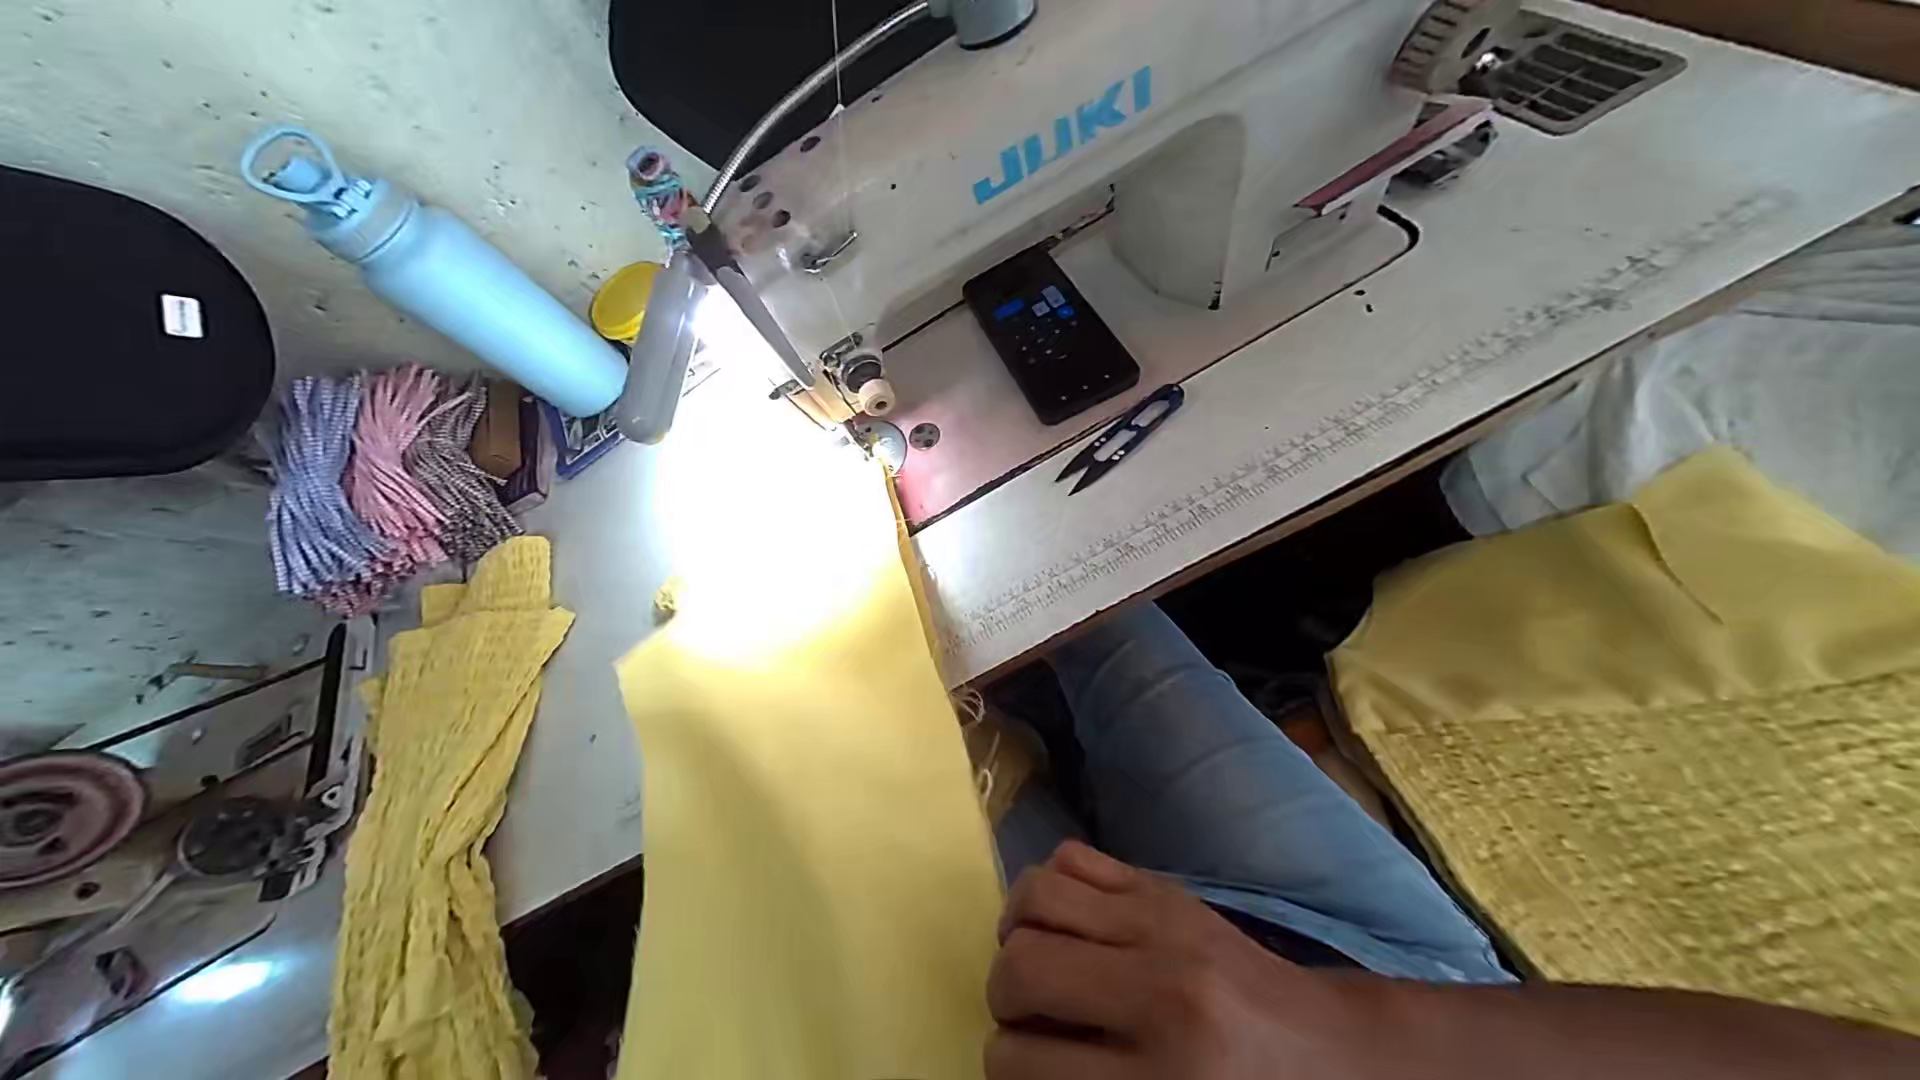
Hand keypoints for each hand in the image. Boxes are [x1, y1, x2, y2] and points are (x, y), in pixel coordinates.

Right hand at [985, 840, 1366, 1079]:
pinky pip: (1073, 857)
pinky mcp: (1162, 885)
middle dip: (1001, 995)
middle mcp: (1155, 990)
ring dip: (1014, 930)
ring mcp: (1160, 922)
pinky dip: (1050, 885)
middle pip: (1021, 968)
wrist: (1333, 1058)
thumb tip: (1015, 1059)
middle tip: (1021, 1012)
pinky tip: (1064, 918)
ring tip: (1030, 953)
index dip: (1002, 1065)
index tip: (1018, 1063)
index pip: (1023, 1062)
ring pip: (1036, 897)